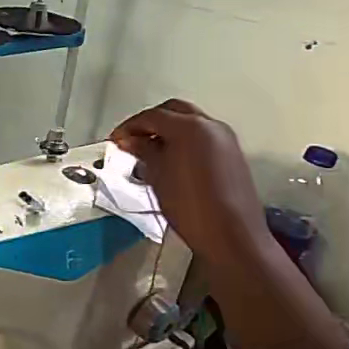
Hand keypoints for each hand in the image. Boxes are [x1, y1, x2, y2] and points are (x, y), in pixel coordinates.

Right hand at [109, 99, 268, 260]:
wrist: (230, 236)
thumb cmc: (190, 205)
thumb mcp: (157, 175)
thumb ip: (143, 150)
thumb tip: (131, 140)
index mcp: (190, 127)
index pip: (152, 116)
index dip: (129, 126)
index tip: (116, 139)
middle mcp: (211, 126)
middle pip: (174, 111)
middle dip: (150, 122)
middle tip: (132, 139)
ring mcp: (225, 140)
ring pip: (190, 123)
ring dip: (168, 130)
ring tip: (148, 150)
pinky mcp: (232, 155)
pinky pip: (202, 137)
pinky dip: (184, 141)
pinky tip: (170, 160)